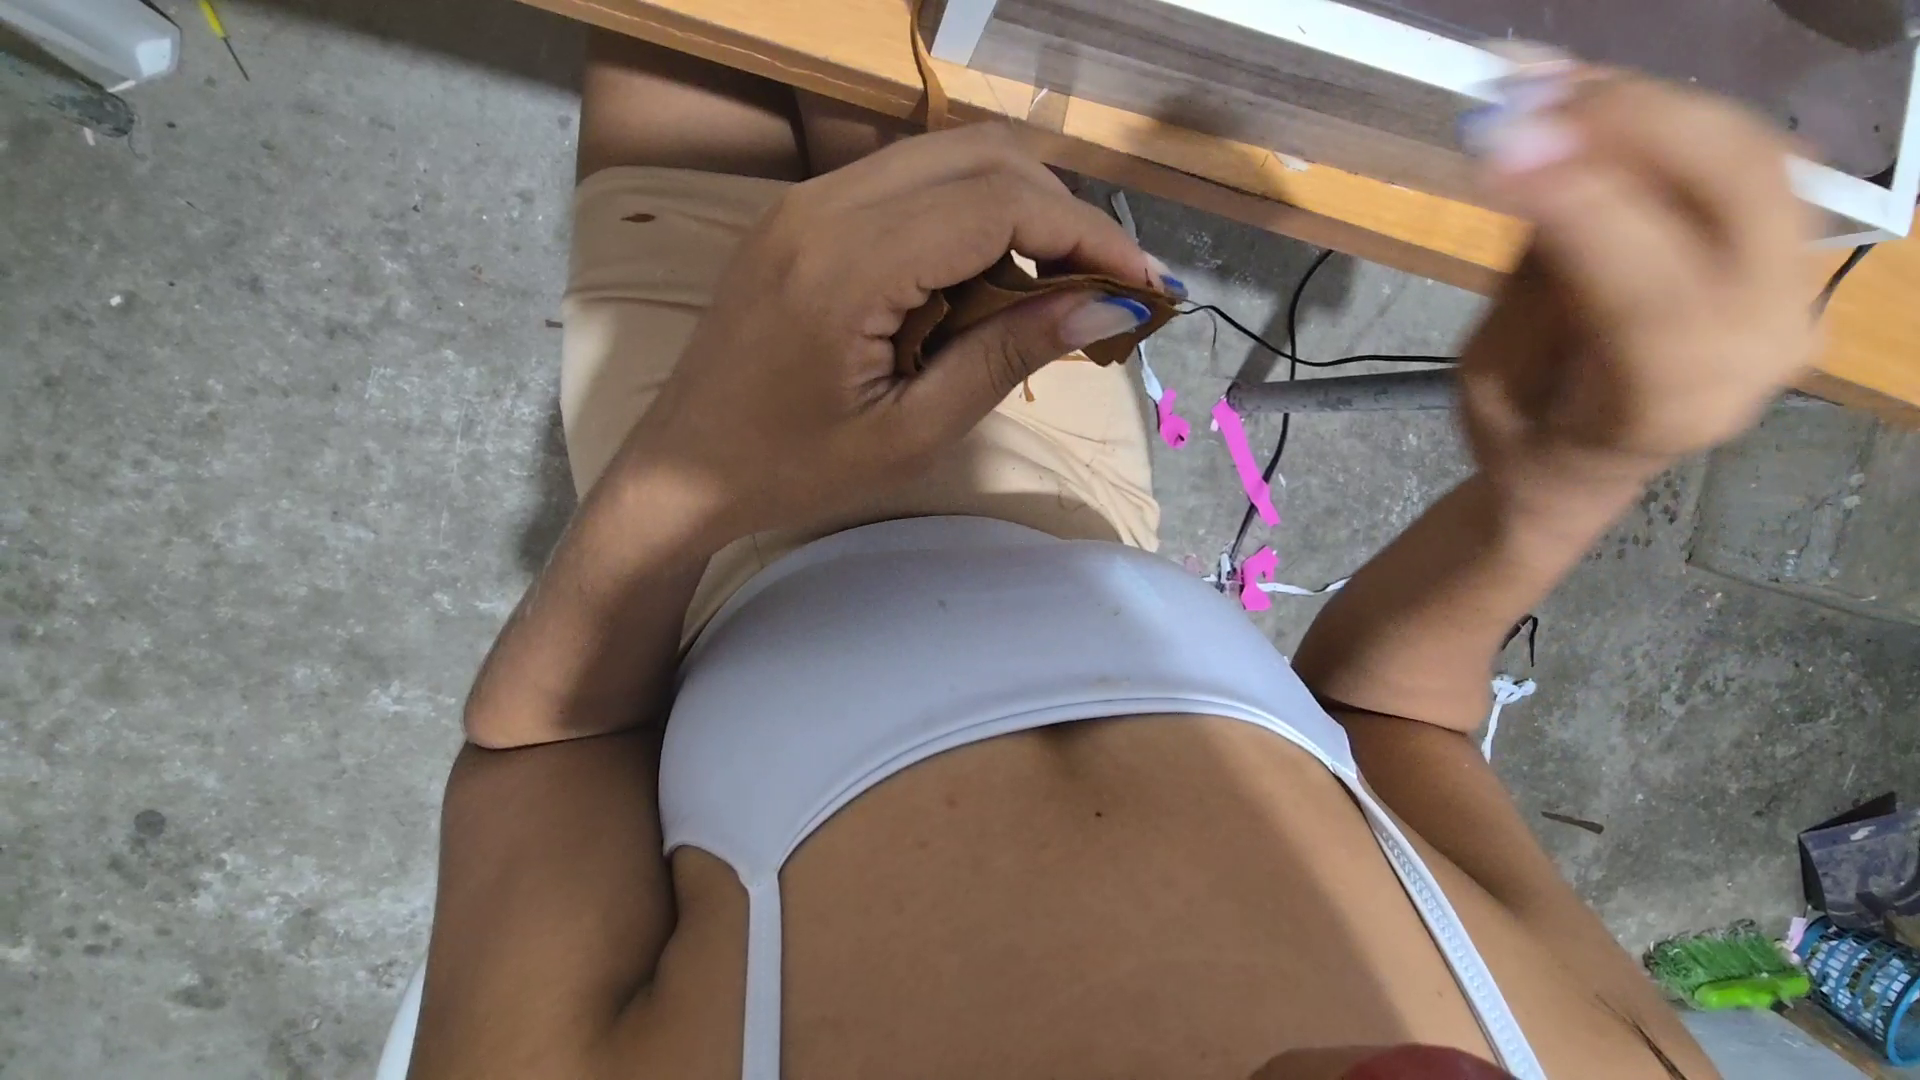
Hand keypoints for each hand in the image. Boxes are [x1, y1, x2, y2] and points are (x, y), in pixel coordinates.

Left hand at [608, 124, 1167, 540]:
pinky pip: (910, 183)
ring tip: (1055, 287)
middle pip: (982, 156)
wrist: (683, 468)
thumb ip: (1005, 356)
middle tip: (1104, 288)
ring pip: (949, 158)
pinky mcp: (803, 213)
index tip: (1142, 288)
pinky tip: (986, 277)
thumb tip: (1103, 308)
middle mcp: (826, 203)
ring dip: (1020, 208)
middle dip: (1064, 213)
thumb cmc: (793, 472)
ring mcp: (808, 199)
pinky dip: (969, 215)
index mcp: (850, 264)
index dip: (1088, 237)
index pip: (1001, 203)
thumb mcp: (910, 433)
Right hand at [1456, 67, 1817, 492]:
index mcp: (1665, 404)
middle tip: (1531, 94)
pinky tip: (1595, 107)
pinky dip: (1668, 121)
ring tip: (1552, 89)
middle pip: (1739, 191)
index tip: (1503, 145)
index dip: (1581, 208)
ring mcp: (1792, 289)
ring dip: (1651, 108)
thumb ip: (1529, 281)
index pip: (1647, 292)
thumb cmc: (1518, 437)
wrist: (1580, 465)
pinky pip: (1743, 160)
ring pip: (1753, 156)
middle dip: (1635, 122)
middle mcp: (1760, 341)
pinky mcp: (1787, 250)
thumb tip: (1528, 162)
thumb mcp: (1490, 378)